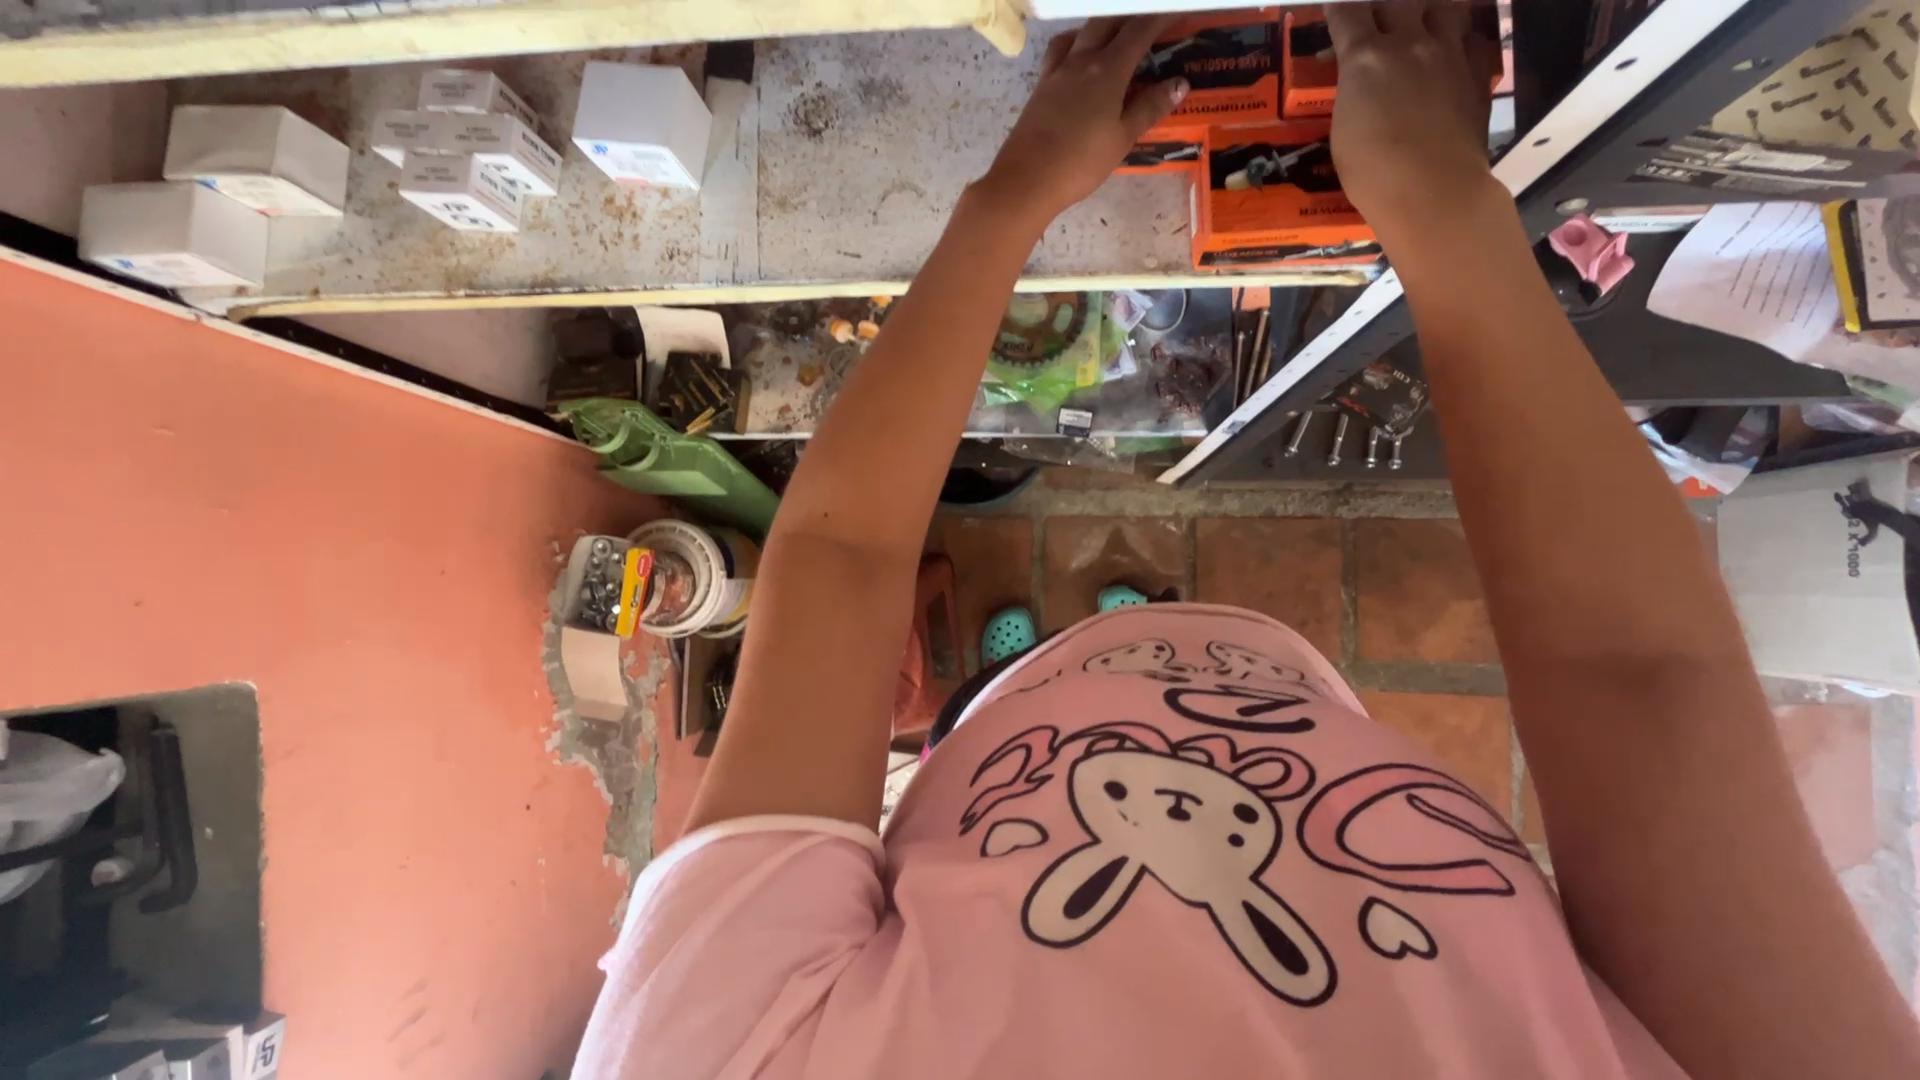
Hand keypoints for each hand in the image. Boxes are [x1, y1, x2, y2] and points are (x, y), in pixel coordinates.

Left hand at [977, 17, 1187, 223]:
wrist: (1026, 180)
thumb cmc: (1080, 163)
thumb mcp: (1122, 139)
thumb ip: (1149, 108)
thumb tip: (1179, 84)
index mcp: (1107, 69)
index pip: (1139, 30)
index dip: (1161, 18)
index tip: (1176, 14)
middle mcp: (1080, 60)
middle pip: (1107, 22)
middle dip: (1130, 18)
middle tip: (1146, 26)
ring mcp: (1056, 72)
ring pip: (1078, 33)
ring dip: (1098, 27)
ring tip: (1110, 38)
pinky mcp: (1039, 88)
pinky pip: (1058, 52)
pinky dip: (1073, 45)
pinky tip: (1076, 61)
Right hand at [1326, 0, 1504, 239]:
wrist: (1431, 190)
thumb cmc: (1371, 172)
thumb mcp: (1342, 131)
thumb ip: (1353, 93)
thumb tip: (1360, 81)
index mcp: (1366, 58)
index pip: (1348, 14)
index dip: (1339, 11)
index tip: (1335, 12)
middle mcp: (1410, 42)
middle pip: (1398, 0)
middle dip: (1381, 6)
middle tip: (1374, 17)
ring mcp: (1450, 53)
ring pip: (1444, 7)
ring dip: (1428, 10)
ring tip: (1419, 22)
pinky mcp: (1478, 72)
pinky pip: (1474, 38)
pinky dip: (1461, 38)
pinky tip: (1453, 52)